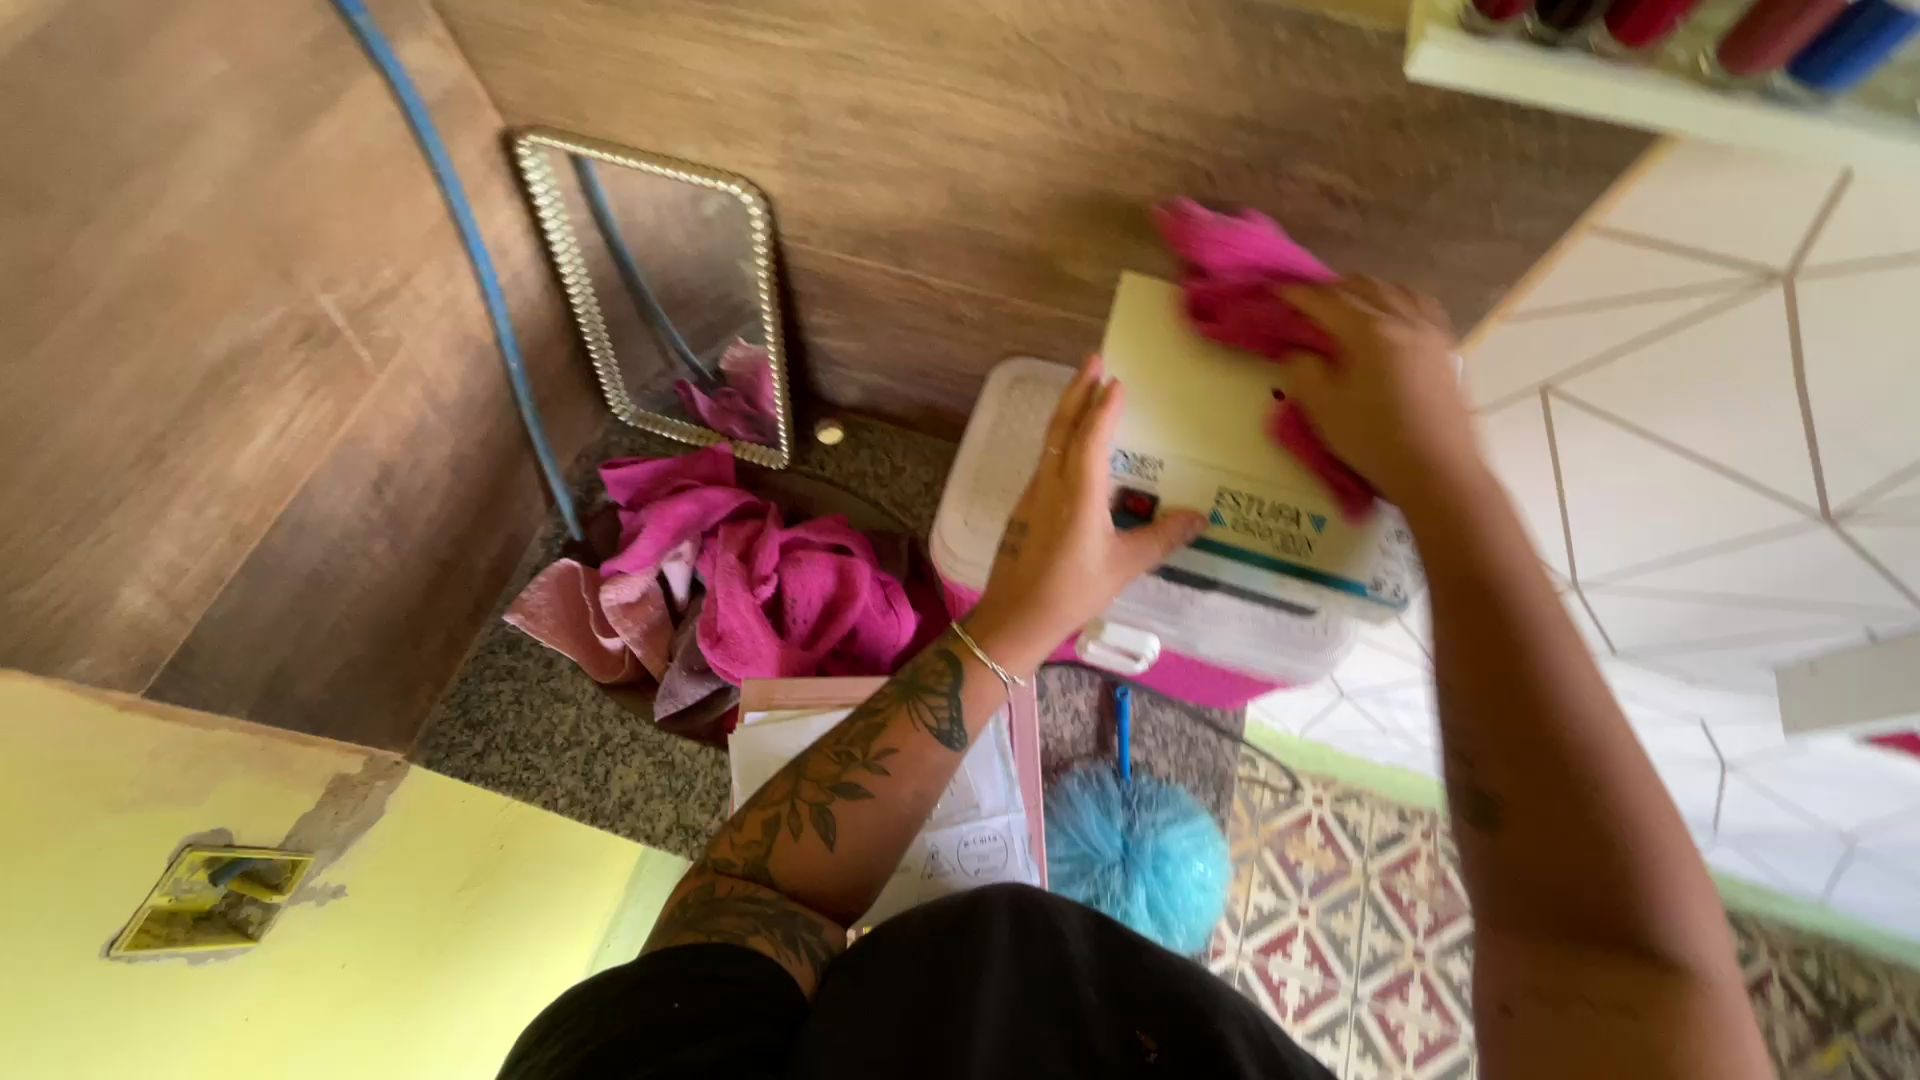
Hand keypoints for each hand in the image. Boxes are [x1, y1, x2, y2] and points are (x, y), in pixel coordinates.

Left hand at [963, 356, 1206, 674]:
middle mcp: (1051, 484)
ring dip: (1067, 414)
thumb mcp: (1123, 566)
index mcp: (1078, 492)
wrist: (1015, 616)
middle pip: (1062, 427)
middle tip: (1093, 360)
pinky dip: (1060, 443)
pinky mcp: (1023, 510)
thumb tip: (1198, 518)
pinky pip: (1045, 463)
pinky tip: (1071, 451)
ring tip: (1085, 394)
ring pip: (1050, 443)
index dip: (1103, 407)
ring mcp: (1032, 496)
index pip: (1091, 437)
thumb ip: (1160, 538)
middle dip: (1077, 391)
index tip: (1115, 380)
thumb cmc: (1072, 590)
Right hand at [1278, 278, 1485, 506]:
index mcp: (1370, 332)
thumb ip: (1304, 372)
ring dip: (1366, 291)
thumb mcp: (1324, 409)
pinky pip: (1420, 306)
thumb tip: (1299, 352)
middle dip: (1332, 289)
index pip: (1327, 302)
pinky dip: (1397, 301)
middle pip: (1364, 287)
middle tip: (1307, 303)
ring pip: (1396, 290)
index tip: (1277, 291)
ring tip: (1347, 305)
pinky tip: (1391, 316)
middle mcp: (1404, 321)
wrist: (1437, 469)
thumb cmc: (1374, 440)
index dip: (1299, 295)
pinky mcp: (1446, 348)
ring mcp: (1431, 331)